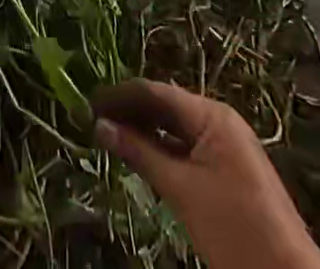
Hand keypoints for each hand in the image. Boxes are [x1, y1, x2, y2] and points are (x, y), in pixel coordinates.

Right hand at [93, 80, 319, 268]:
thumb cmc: (233, 226)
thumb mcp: (178, 187)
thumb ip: (137, 151)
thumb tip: (99, 125)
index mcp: (212, 116)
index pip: (153, 92)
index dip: (118, 96)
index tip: (86, 105)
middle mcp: (220, 122)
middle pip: (163, 106)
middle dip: (128, 112)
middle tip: (93, 121)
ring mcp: (226, 146)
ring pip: (172, 127)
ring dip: (141, 130)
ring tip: (109, 137)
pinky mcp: (228, 168)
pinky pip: (184, 146)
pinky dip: (159, 147)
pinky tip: (137, 155)